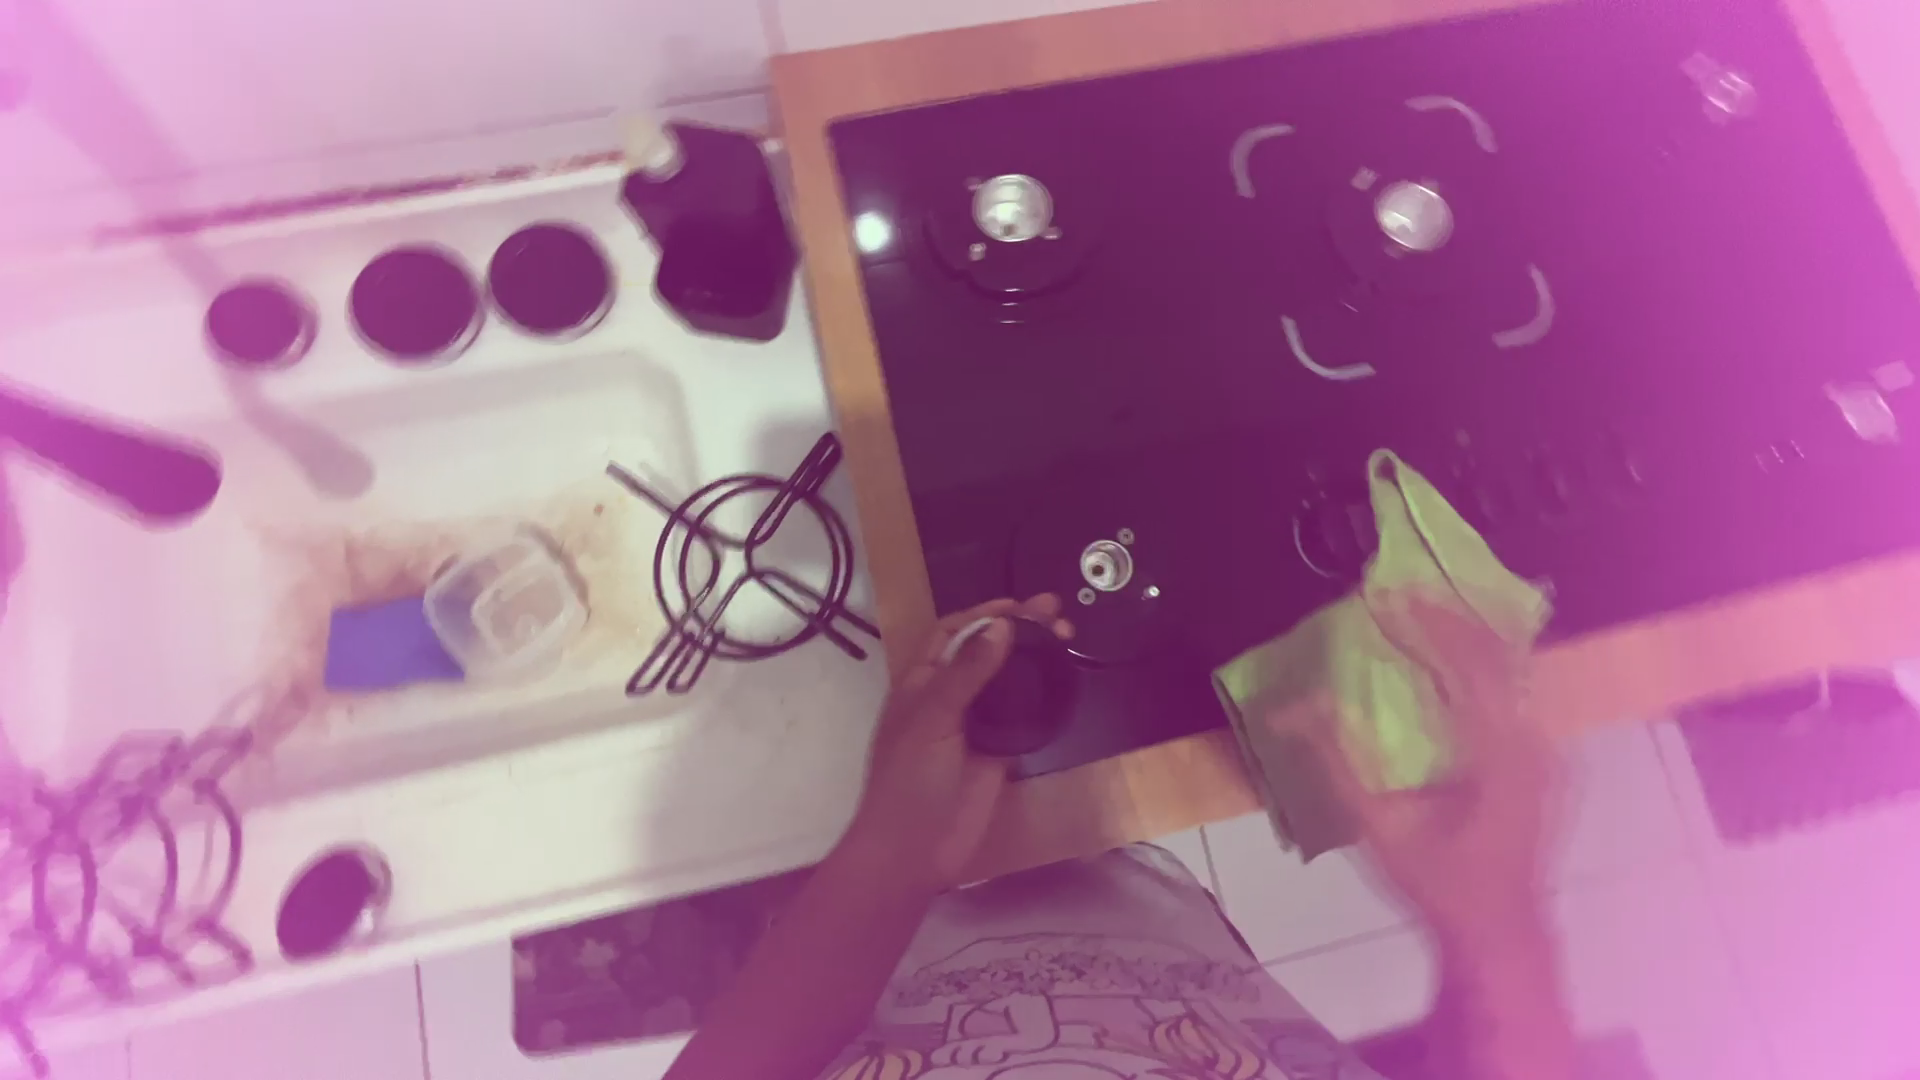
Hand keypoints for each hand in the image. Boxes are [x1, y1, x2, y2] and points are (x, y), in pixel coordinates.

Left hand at [840, 594, 1072, 892]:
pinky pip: (1022, 715)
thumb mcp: (934, 717)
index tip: (1019, 603)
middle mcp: (949, 696)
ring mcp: (975, 724)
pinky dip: (1041, 695)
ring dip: (1033, 658)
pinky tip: (1063, 678)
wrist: (914, 850)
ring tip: (1065, 635)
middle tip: (1055, 612)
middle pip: (985, 651)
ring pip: (1008, 680)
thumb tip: (1002, 626)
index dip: (983, 613)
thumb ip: (967, 671)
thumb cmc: (911, 777)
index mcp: (922, 681)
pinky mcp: (998, 750)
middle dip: (1017, 629)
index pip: (953, 632)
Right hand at [1313, 593, 1559, 951]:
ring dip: (1467, 634)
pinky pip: (1518, 691)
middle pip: (1496, 654)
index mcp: (1495, 754)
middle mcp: (1532, 743)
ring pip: (1513, 669)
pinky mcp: (1547, 759)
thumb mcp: (1375, 823)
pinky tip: (1456, 655)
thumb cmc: (1436, 879)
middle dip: (1447, 616)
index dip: (1423, 624)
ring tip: (1424, 610)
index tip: (1384, 597)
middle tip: (1402, 592)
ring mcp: (1548, 750)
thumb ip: (1334, 758)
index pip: (1463, 665)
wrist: (1503, 930)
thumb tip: (1292, 704)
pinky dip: (1484, 662)